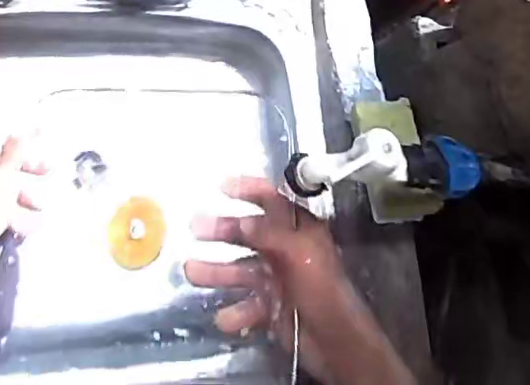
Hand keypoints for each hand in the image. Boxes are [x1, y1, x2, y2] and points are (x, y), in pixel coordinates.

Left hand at [0, 132, 47, 289]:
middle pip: (13, 161)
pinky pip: (11, 209)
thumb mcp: (4, 173)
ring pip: (14, 187)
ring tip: (36, 206)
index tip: (45, 135)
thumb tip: (25, 126)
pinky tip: (27, 223)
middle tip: (49, 169)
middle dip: (32, 168)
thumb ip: (17, 148)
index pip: (5, 135)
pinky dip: (21, 214)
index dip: (26, 135)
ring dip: (29, 196)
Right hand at [188, 177, 413, 384]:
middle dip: (223, 230)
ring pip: (243, 269)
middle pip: (250, 233)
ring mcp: (279, 278)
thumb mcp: (298, 253)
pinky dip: (235, 311)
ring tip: (191, 271)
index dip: (249, 190)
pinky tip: (223, 317)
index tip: (223, 186)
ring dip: (217, 271)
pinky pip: (249, 305)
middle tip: (195, 227)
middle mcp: (287, 249)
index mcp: (299, 229)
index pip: (272, 200)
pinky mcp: (274, 308)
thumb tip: (242, 220)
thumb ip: (269, 234)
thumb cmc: (323, 289)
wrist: (338, 343)